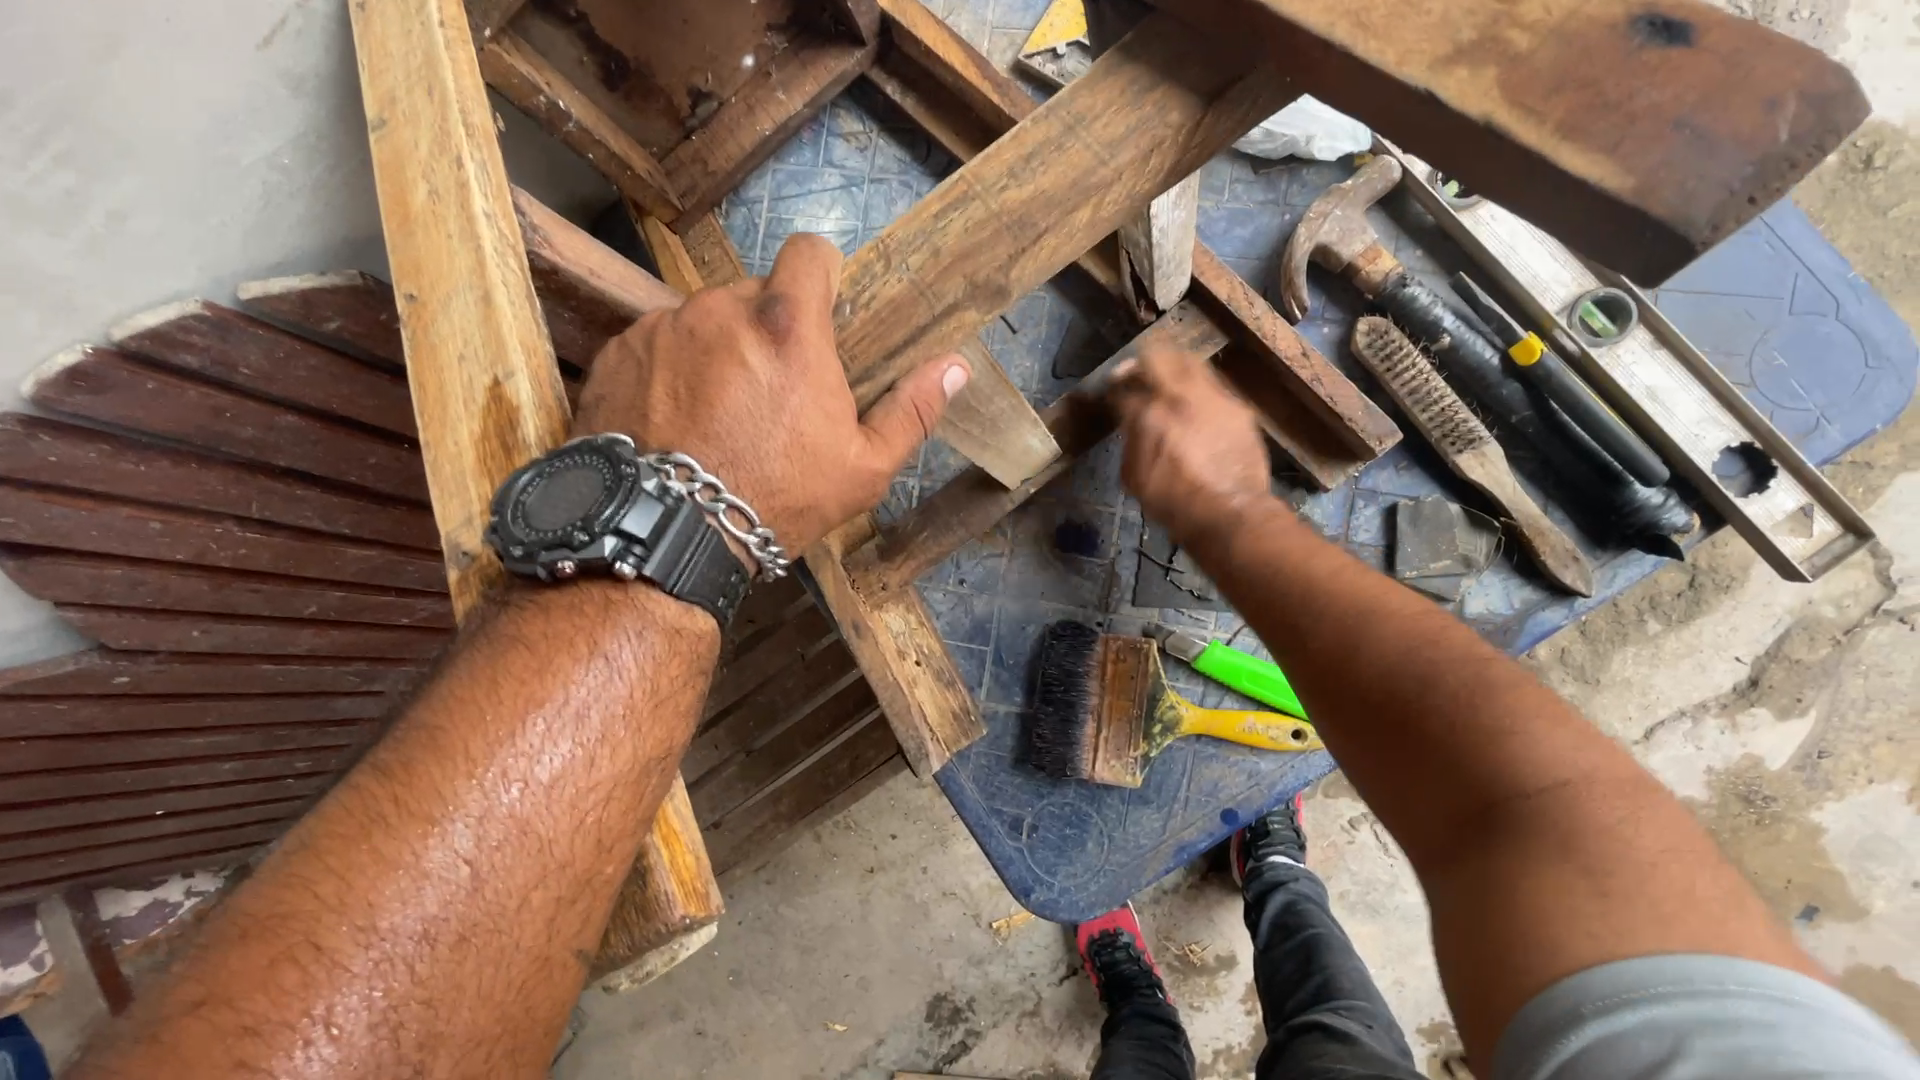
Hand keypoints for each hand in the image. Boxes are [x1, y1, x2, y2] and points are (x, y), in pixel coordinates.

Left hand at [572, 234, 970, 554]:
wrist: (667, 533)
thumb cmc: (779, 499)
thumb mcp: (864, 468)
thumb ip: (912, 410)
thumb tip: (957, 365)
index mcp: (787, 326)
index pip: (809, 252)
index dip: (821, 275)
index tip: (822, 311)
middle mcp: (722, 308)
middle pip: (756, 294)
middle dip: (769, 329)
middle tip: (771, 392)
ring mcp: (664, 327)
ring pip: (705, 319)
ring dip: (718, 349)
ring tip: (718, 413)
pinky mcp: (620, 351)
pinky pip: (658, 343)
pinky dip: (671, 370)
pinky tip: (675, 420)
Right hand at [1108, 345, 1274, 549]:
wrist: (1230, 513)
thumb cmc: (1174, 503)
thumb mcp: (1135, 478)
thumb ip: (1130, 443)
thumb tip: (1131, 427)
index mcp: (1148, 416)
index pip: (1123, 389)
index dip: (1113, 390)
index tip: (1111, 393)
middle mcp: (1180, 397)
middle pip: (1156, 356)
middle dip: (1140, 362)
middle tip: (1134, 373)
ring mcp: (1213, 398)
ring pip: (1189, 362)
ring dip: (1173, 366)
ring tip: (1167, 381)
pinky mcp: (1238, 407)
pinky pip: (1214, 385)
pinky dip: (1199, 388)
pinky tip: (1196, 405)